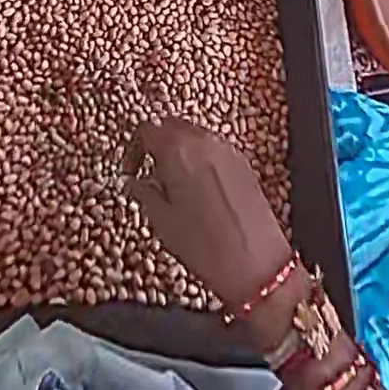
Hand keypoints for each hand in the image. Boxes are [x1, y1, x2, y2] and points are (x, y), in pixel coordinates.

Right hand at [124, 118, 292, 315]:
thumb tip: (133, 180)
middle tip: (150, 173)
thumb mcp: (162, 222)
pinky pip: (212, 147)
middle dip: (156, 144)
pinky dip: (200, 157)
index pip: (146, 129)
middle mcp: (202, 140)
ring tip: (175, 184)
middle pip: (170, 125)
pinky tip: (199, 188)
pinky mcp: (241, 160)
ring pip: (192, 134)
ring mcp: (224, 148)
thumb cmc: (206, 246)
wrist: (257, 263)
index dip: (134, 148)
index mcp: (177, 150)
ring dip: (179, 149)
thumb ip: (143, 192)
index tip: (132, 170)